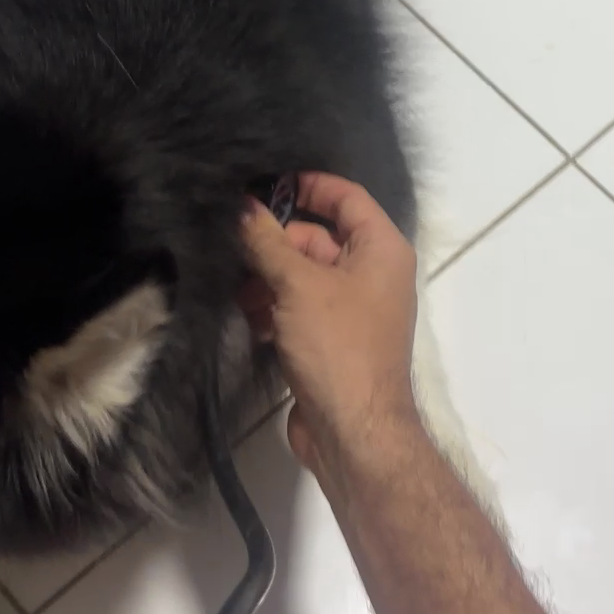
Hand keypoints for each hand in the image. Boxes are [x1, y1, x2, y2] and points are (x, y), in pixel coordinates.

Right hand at [238, 173, 421, 477]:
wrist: (354, 429)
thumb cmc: (338, 344)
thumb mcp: (300, 286)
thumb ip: (269, 243)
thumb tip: (243, 208)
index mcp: (382, 248)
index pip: (347, 198)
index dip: (309, 185)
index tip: (265, 183)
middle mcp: (374, 270)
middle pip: (321, 236)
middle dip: (278, 240)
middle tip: (231, 240)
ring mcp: (355, 305)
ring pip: (306, 273)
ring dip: (270, 276)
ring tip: (236, 284)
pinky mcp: (334, 336)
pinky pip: (302, 305)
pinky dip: (277, 306)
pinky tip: (249, 316)